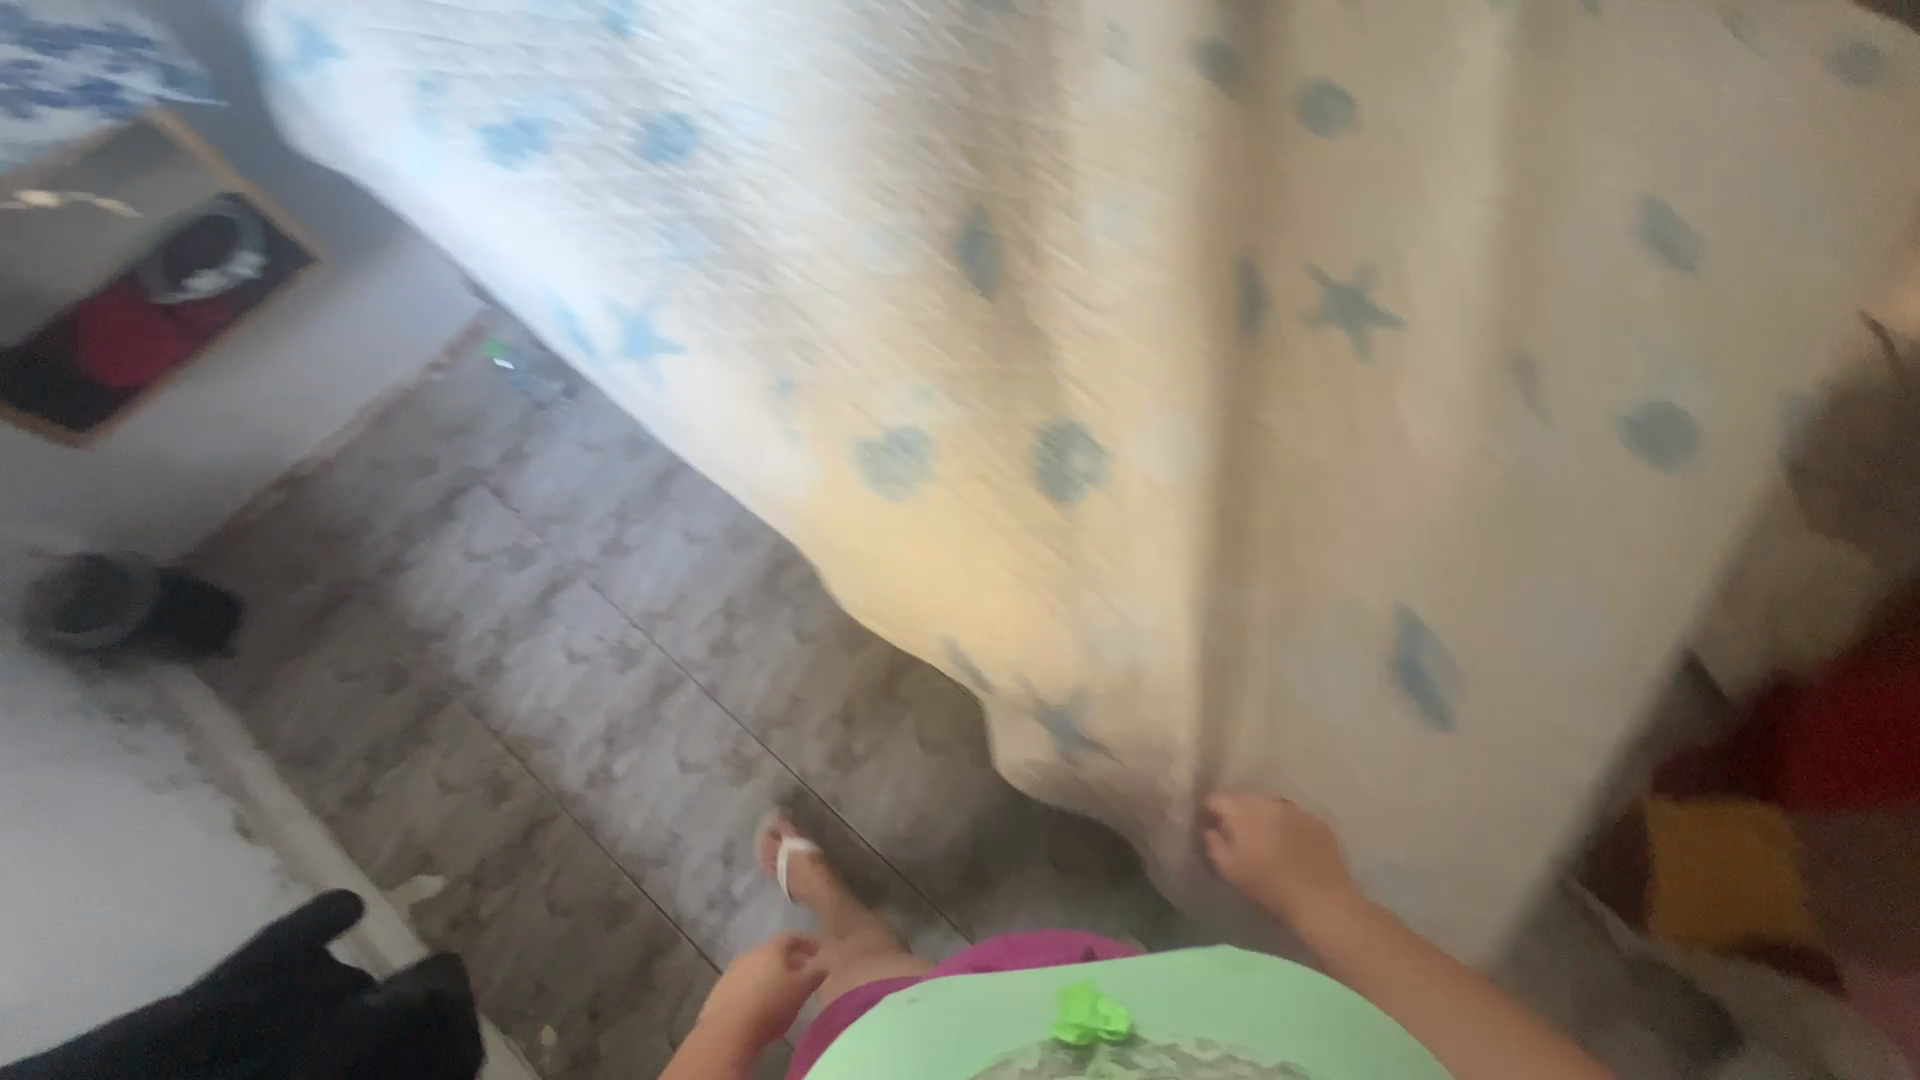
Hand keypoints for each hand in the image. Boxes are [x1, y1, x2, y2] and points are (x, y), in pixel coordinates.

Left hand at [695, 932, 827, 1053]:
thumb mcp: (801, 990)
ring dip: (769, 975)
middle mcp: (750, 954)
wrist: (726, 1031)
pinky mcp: (719, 991)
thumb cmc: (770, 1005)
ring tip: (779, 991)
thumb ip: (814, 975)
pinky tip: (758, 1005)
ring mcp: (732, 971)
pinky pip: (742, 984)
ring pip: (756, 968)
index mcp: (772, 949)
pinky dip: (753, 988)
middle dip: (788, 961)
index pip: (792, 937)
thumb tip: (824, 964)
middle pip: (773, 952)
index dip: (806, 942)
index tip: (816, 951)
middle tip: (800, 973)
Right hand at [1202, 792, 1360, 924]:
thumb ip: (1212, 843)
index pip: (1216, 799)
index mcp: (1243, 810)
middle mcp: (1269, 801)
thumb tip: (1210, 829)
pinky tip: (1292, 847)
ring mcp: (1296, 809)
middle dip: (1236, 814)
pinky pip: (1294, 817)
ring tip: (1266, 841)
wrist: (1322, 902)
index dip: (1209, 813)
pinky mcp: (1318, 821)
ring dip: (1263, 818)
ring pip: (1270, 806)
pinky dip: (1287, 826)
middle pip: (1243, 798)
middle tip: (1238, 838)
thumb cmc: (1268, 886)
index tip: (1211, 830)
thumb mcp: (1228, 870)